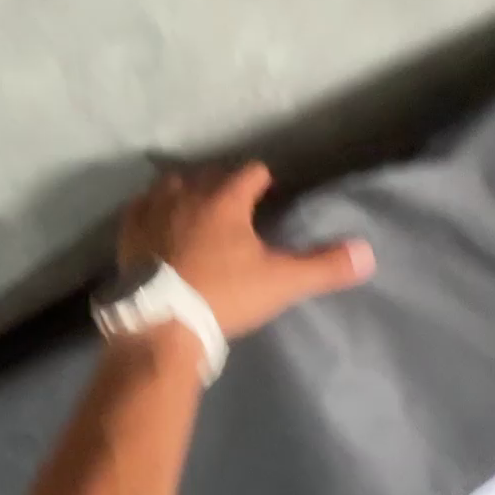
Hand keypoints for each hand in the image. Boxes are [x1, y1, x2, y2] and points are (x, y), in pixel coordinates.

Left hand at [118, 163, 374, 337]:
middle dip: (222, 184)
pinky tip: (154, 219)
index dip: (262, 179)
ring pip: (170, 186)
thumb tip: (367, 253)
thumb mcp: (280, 282)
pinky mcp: (127, 234)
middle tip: (232, 202)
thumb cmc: (222, 296)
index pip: (250, 172)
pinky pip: (138, 208)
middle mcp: (186, 196)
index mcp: (225, 200)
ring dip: (184, 191)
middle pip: (207, 176)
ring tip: (193, 207)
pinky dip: (149, 208)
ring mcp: (151, 212)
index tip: (268, 189)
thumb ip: (323, 266)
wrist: (160, 322)